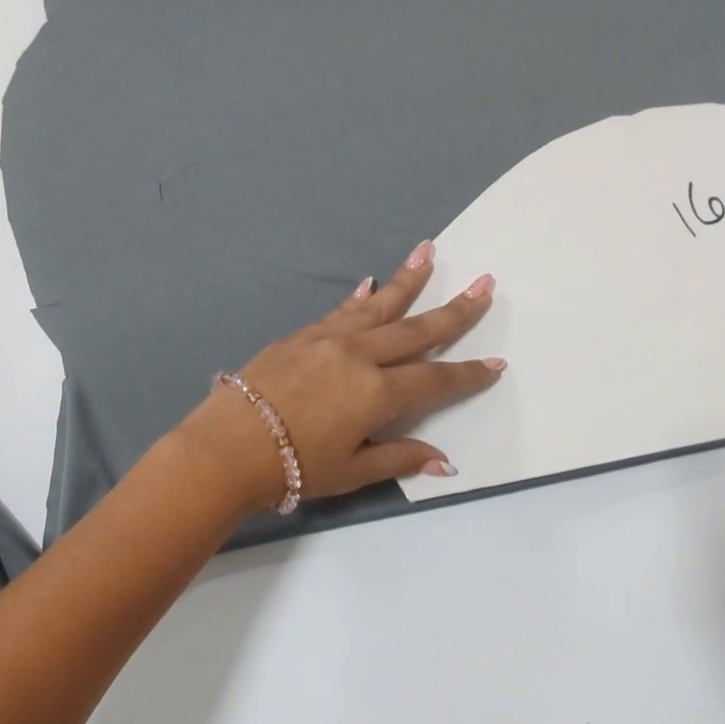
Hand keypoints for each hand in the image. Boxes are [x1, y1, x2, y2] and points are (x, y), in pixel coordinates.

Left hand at [175, 239, 503, 512]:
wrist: (227, 446)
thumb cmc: (293, 467)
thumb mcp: (351, 471)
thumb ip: (399, 458)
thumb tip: (445, 462)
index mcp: (378, 393)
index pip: (436, 380)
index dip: (469, 375)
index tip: (496, 363)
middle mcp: (360, 356)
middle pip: (416, 329)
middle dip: (455, 310)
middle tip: (485, 283)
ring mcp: (328, 340)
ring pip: (378, 306)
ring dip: (407, 280)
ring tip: (428, 252)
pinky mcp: (300, 336)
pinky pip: (339, 311)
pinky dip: (358, 298)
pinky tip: (369, 284)